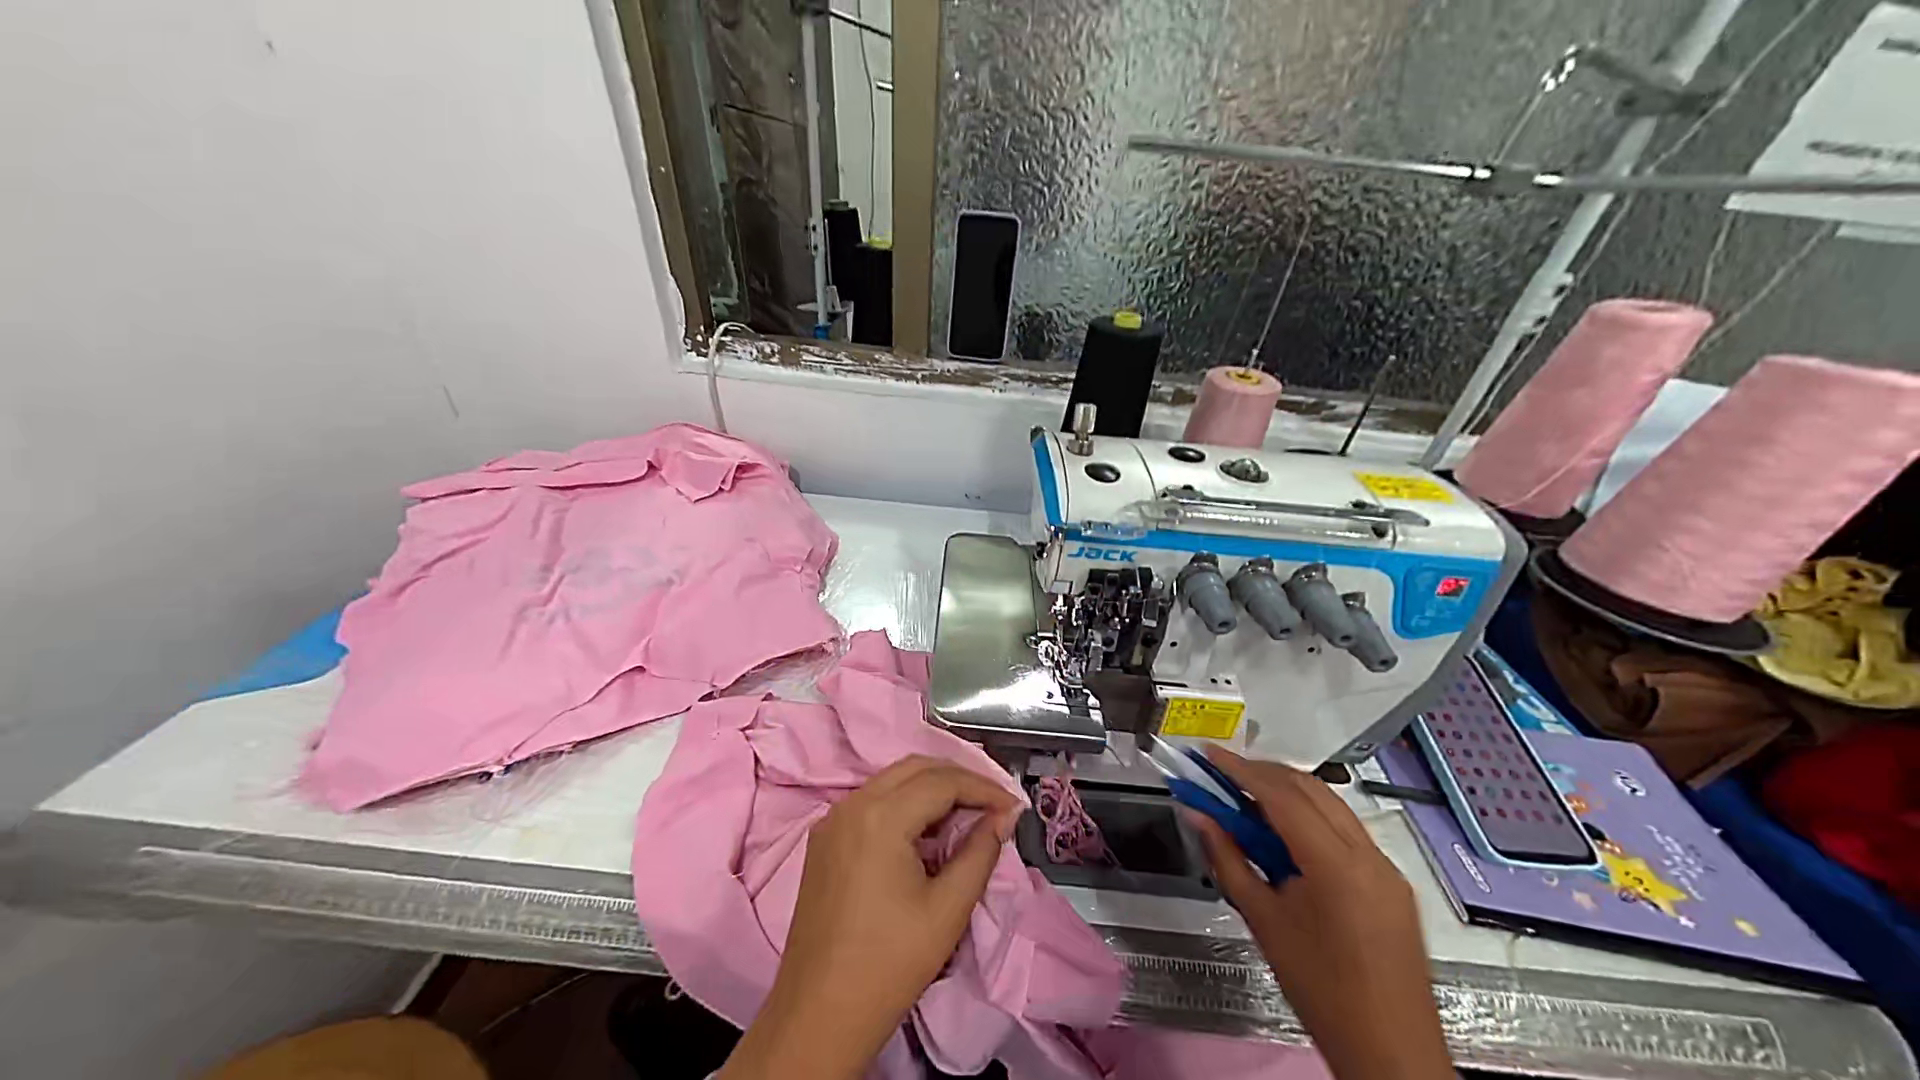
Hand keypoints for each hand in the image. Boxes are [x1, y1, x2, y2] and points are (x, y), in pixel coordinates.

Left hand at [719, 756, 1023, 1079]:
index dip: (983, 788)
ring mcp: (831, 821)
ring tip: (967, 815)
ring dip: (931, 788)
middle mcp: (851, 806)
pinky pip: (871, 802)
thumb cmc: (888, 964)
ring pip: (891, 780)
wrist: (819, 1014)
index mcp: (880, 817)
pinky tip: (926, 831)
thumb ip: (980, 852)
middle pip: (915, 768)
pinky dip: (904, 803)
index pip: (942, 781)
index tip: (1012, 806)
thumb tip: (1002, 818)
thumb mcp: (948, 909)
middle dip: (958, 778)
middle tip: (993, 804)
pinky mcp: (824, 840)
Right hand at [1188, 748, 1452, 1079]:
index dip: (1241, 770)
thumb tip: (1198, 816)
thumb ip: (1228, 859)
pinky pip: (1346, 829)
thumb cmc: (1319, 988)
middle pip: (1311, 789)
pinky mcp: (1391, 881)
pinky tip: (1283, 832)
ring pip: (1332, 804)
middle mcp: (1369, 854)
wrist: (1390, 1051)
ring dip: (1288, 792)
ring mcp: (1386, 866)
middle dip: (1264, 773)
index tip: (1209, 755)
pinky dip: (1310, 816)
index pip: (1283, 797)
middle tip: (1222, 773)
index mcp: (1337, 865)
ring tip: (1246, 797)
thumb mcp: (1263, 919)